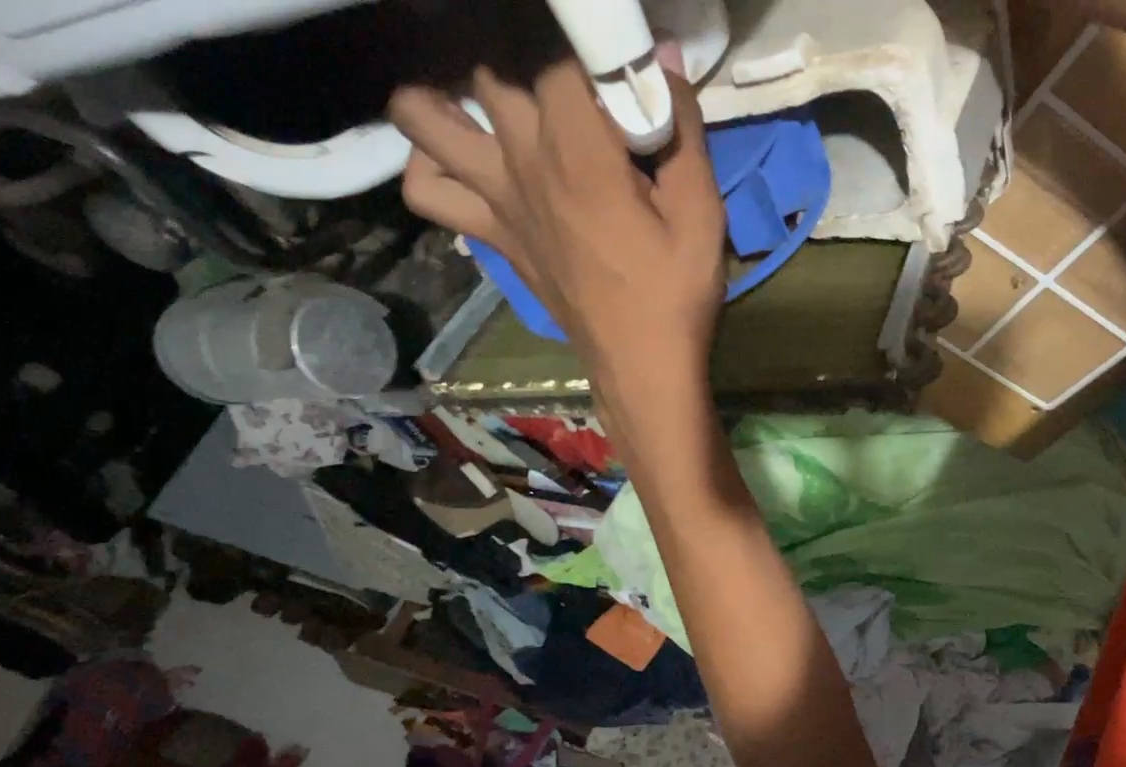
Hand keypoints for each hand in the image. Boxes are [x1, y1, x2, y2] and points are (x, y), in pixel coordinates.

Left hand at [388, 60, 726, 410]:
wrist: (642, 364)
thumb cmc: (675, 291)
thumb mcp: (702, 211)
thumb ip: (682, 129)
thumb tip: (666, 57)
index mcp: (579, 152)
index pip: (555, 53)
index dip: (586, 43)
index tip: (618, 63)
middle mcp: (522, 161)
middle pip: (490, 64)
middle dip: (525, 51)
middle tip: (571, 78)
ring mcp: (494, 197)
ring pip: (423, 114)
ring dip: (445, 89)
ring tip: (491, 93)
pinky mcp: (488, 232)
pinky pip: (426, 190)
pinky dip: (430, 164)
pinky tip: (463, 158)